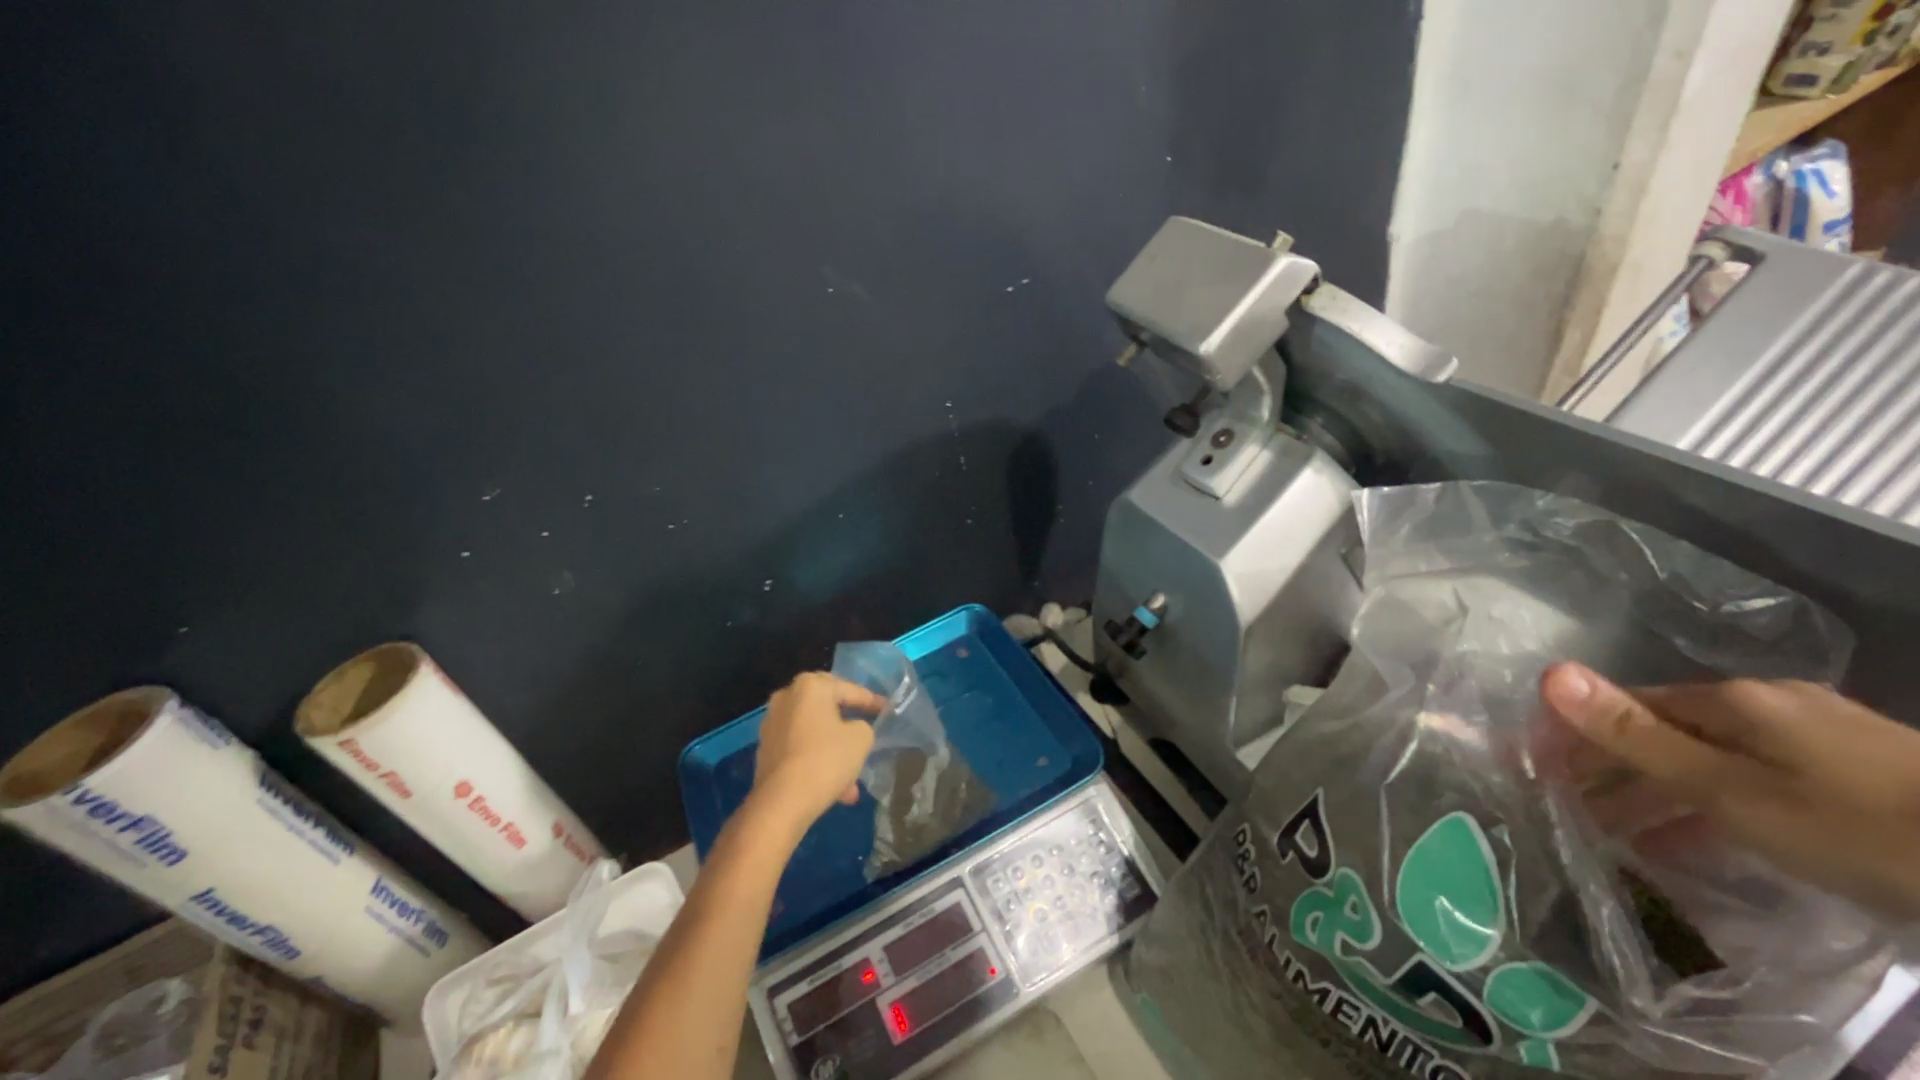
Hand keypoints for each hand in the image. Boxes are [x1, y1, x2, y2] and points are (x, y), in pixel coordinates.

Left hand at [750, 673, 884, 828]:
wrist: (782, 801)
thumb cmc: (826, 759)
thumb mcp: (861, 739)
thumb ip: (863, 726)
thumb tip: (853, 730)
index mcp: (810, 686)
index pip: (849, 690)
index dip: (871, 701)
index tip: (887, 709)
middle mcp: (786, 698)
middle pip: (827, 708)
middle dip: (848, 725)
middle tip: (866, 732)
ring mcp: (772, 725)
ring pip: (814, 734)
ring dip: (835, 752)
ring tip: (854, 782)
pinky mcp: (765, 751)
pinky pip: (801, 750)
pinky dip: (818, 762)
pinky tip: (836, 789)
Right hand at [1541, 663, 1919, 920]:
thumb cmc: (1858, 828)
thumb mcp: (1733, 789)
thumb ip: (1637, 736)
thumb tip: (1550, 672)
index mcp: (1734, 701)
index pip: (1628, 704)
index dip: (1576, 731)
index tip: (1532, 765)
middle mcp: (1767, 705)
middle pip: (1667, 729)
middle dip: (1610, 765)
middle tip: (1563, 807)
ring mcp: (1814, 738)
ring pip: (1708, 758)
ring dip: (1656, 791)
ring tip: (1613, 834)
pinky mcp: (1849, 774)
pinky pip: (1749, 780)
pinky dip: (1708, 805)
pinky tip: (1698, 838)